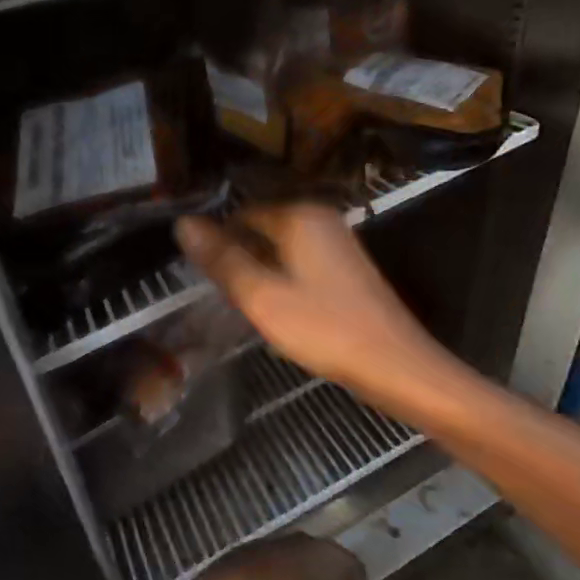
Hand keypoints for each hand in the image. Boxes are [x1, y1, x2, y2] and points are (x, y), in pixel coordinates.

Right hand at [174, 205, 450, 398]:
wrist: (396, 365)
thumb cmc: (324, 329)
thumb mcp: (262, 297)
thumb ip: (222, 259)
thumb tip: (183, 223)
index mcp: (298, 216)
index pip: (240, 214)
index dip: (218, 244)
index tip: (206, 280)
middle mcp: (319, 217)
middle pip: (260, 229)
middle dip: (240, 259)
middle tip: (227, 299)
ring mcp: (337, 240)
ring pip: (279, 248)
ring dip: (260, 272)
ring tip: (249, 307)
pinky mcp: (345, 265)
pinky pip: (299, 261)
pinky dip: (283, 280)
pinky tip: (280, 311)